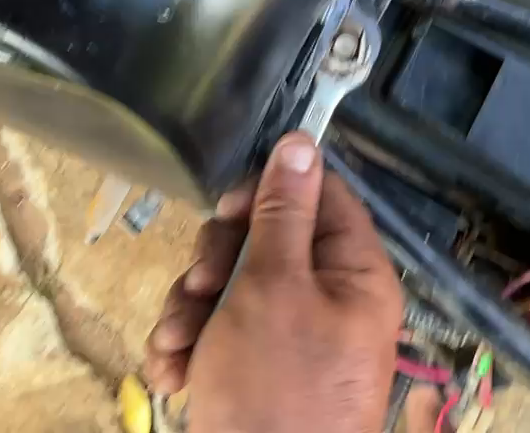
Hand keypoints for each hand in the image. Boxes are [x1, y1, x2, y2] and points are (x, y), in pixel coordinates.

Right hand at [145, 133, 402, 432]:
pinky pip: (225, 329)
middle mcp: (331, 299)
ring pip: (237, 283)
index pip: (320, 195)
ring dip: (195, 305)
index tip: (228, 205)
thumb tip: (301, 140)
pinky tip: (174, 370)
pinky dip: (195, 342)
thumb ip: (283, 211)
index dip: (272, 189)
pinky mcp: (260, 369)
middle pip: (271, 238)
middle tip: (200, 283)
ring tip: (178, 341)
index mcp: (355, 274)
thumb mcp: (275, 287)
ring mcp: (294, 337)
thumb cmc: (274, 389)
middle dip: (221, 257)